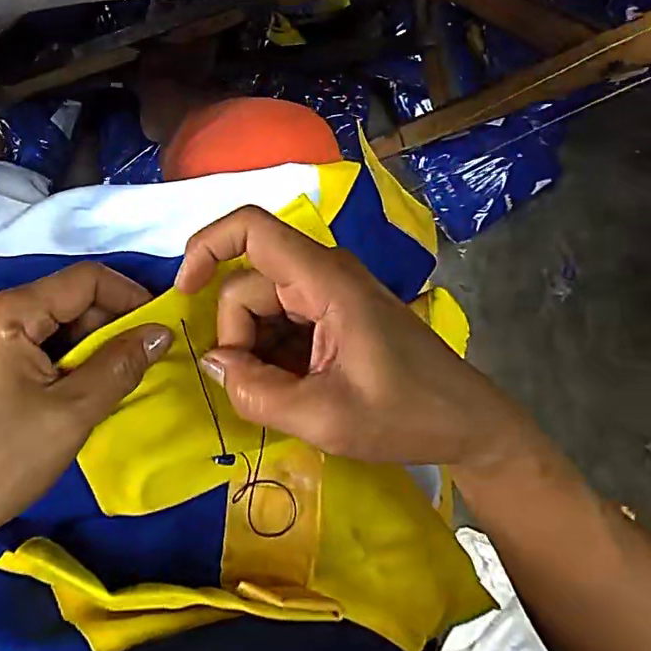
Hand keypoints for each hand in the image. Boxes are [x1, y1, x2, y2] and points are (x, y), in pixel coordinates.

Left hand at [0, 263, 173, 571]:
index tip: (160, 329)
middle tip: (145, 363)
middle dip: (115, 326)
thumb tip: (162, 332)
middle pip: (76, 300)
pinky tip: (89, 395)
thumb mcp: (73, 411)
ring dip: (98, 349)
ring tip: (121, 383)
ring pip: (65, 328)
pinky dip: (77, 365)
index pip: (88, 279)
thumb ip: (122, 364)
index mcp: (12, 313)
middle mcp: (0, 316)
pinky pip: (48, 350)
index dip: (131, 297)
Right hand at [174, 206, 539, 469]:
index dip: (206, 247)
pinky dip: (275, 355)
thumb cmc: (406, 415)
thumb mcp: (324, 417)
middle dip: (237, 338)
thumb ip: (257, 392)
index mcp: (326, 280)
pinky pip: (285, 323)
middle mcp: (326, 274)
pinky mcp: (337, 314)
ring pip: (264, 308)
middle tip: (259, 393)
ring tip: (288, 399)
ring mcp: (332, 293)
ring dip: (257, 352)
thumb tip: (213, 363)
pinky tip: (298, 392)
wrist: (466, 422)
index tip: (183, 294)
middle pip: (249, 284)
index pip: (252, 228)